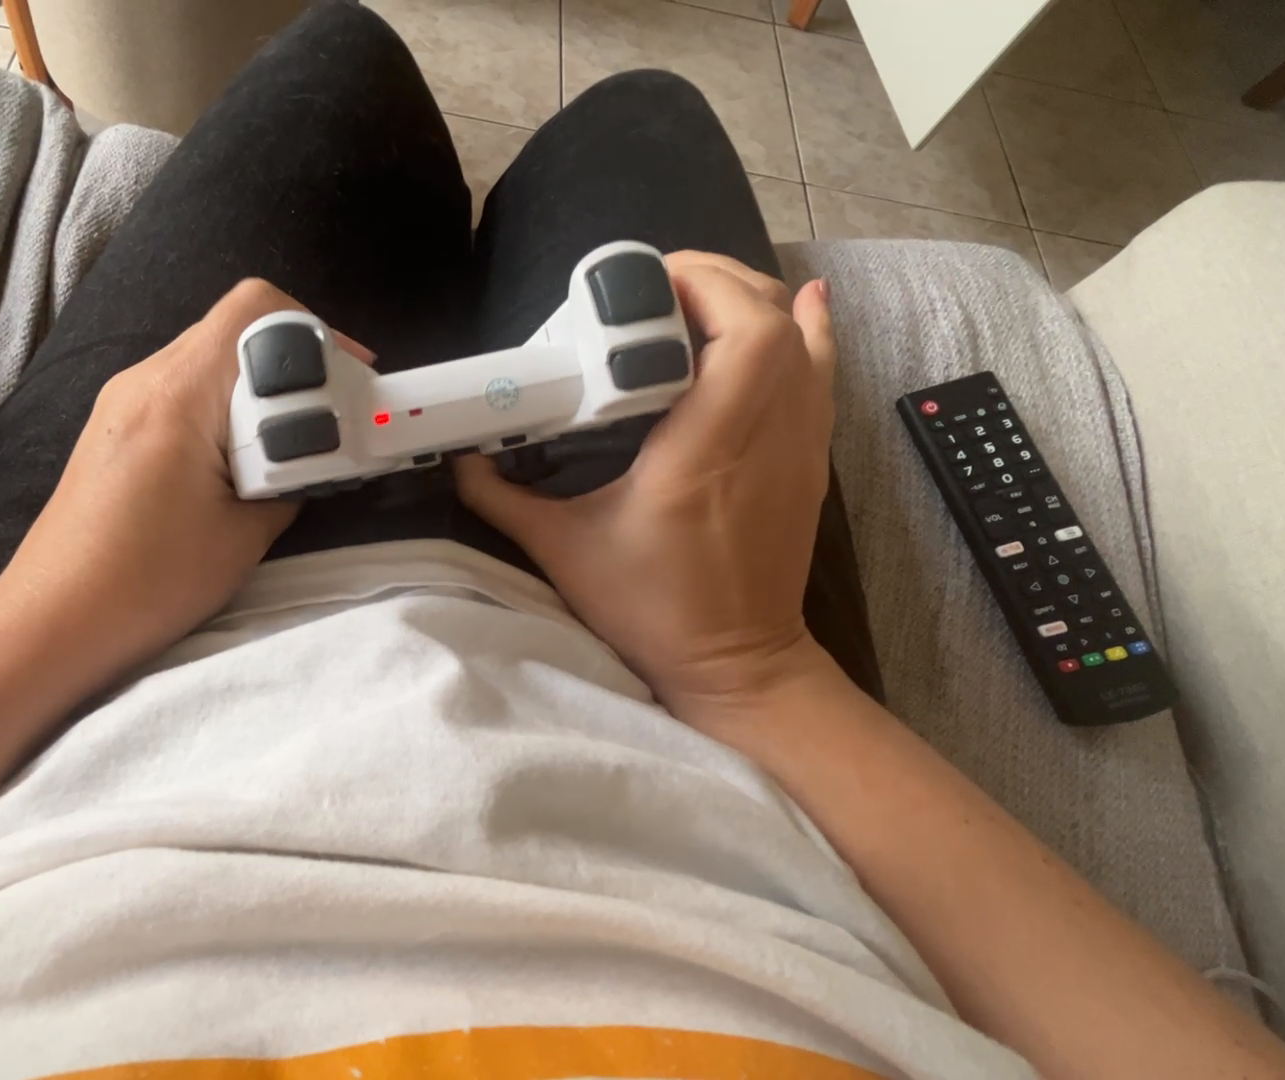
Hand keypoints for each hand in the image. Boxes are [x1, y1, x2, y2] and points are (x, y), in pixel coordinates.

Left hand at [0, 279, 367, 674]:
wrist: (52, 622)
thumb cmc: (148, 583)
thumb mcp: (243, 536)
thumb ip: (289, 481)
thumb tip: (310, 458)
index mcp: (179, 395)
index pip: (254, 310)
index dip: (316, 332)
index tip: (353, 379)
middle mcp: (144, 380)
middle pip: (235, 330)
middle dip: (297, 364)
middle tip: (336, 415)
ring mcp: (123, 401)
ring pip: (211, 361)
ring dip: (261, 391)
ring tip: (292, 444)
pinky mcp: (116, 428)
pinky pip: (185, 391)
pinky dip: (228, 409)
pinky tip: (242, 461)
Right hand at [454, 252, 838, 713]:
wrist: (737, 663)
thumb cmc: (650, 609)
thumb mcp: (563, 552)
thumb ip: (504, 499)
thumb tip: (460, 460)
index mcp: (703, 452)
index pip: (743, 336)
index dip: (706, 286)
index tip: (647, 279)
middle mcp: (766, 437)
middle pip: (774, 320)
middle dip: (720, 280)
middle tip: (657, 284)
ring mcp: (800, 448)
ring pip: (805, 340)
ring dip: (757, 299)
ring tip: (702, 293)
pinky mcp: (811, 462)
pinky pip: (824, 374)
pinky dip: (812, 329)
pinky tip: (802, 301)